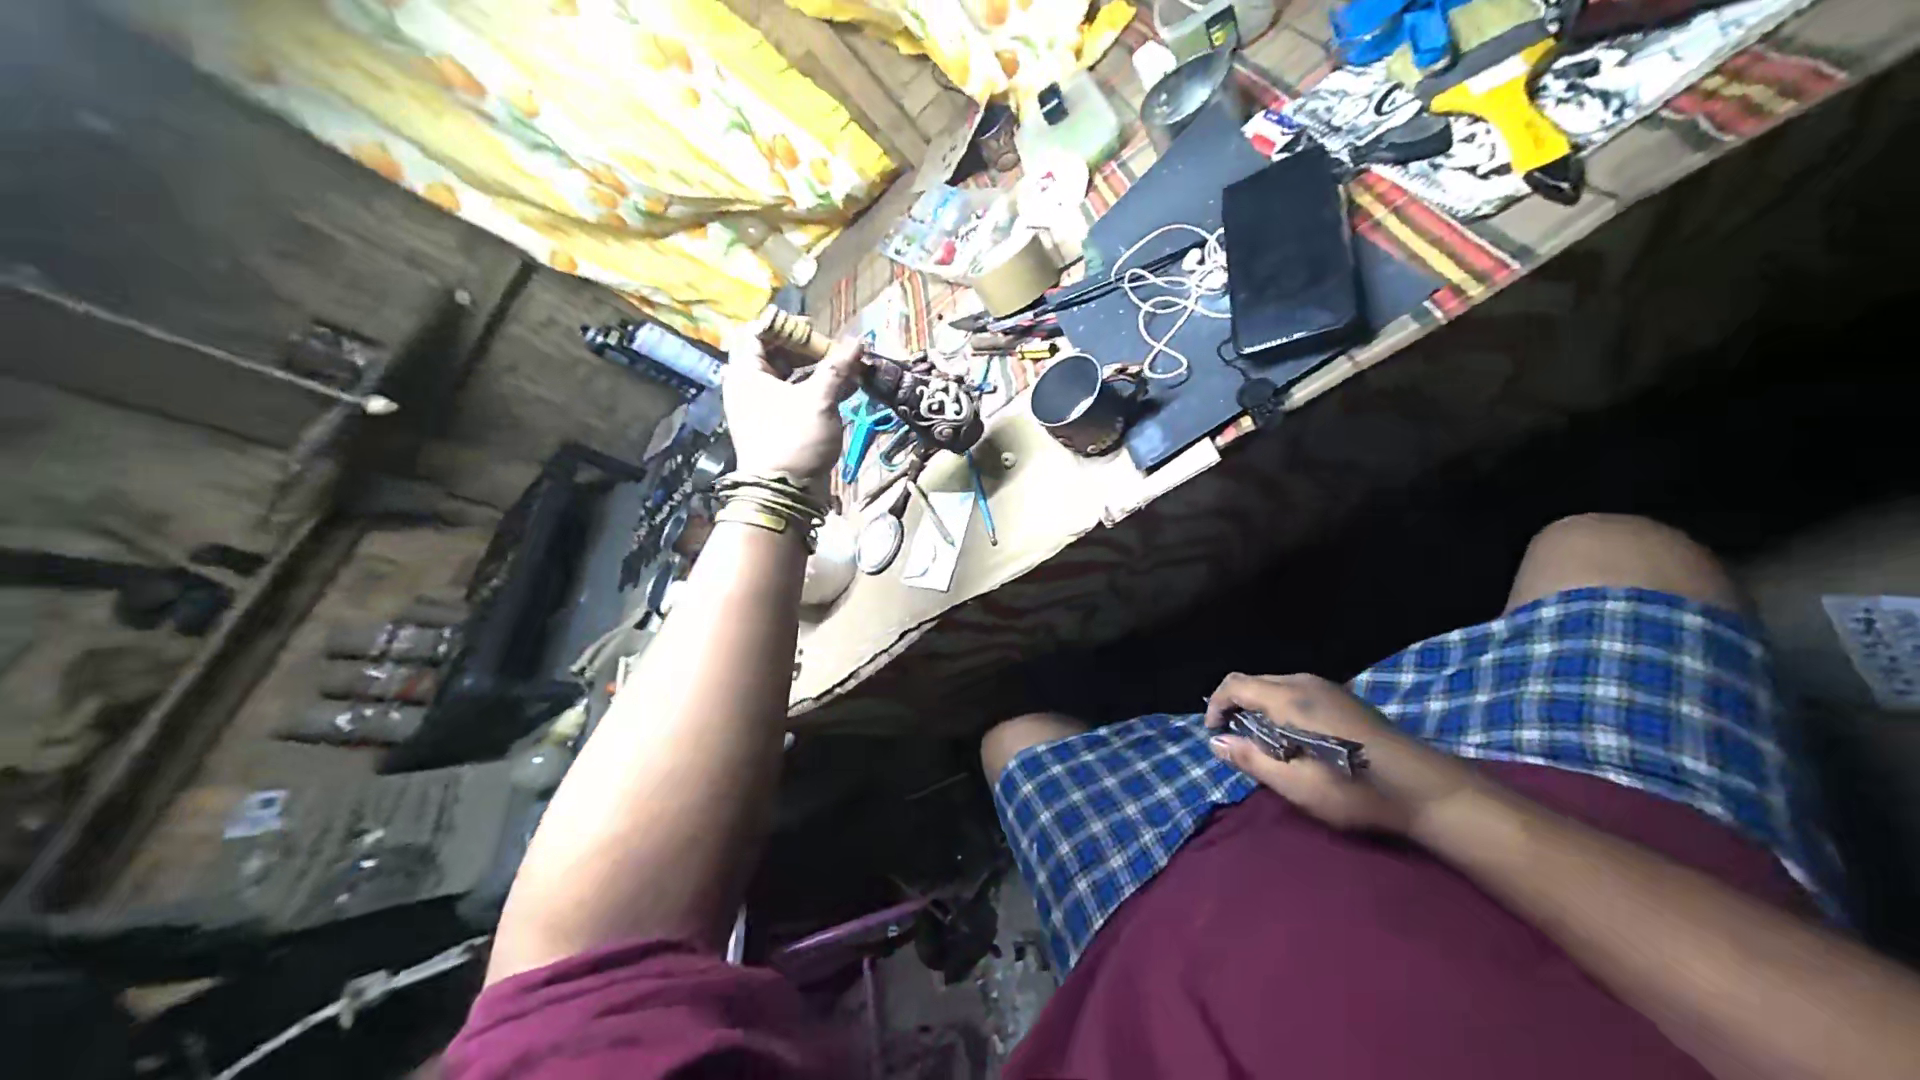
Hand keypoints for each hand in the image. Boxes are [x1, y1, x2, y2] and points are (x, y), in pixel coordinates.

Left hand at [722, 332, 865, 486]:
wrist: (785, 491)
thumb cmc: (795, 439)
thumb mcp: (819, 398)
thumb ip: (837, 366)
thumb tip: (858, 341)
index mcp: (747, 373)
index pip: (757, 333)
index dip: (785, 326)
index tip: (814, 328)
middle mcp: (748, 386)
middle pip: (773, 353)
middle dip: (807, 349)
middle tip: (834, 350)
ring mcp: (761, 407)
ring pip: (787, 376)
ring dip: (816, 370)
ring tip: (845, 369)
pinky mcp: (775, 425)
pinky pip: (793, 396)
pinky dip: (815, 389)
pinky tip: (844, 389)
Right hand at [1204, 673, 1484, 835]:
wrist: (1425, 789)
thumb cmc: (1354, 789)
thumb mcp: (1295, 784)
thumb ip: (1251, 758)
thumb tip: (1216, 742)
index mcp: (1288, 699)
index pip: (1234, 685)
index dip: (1216, 706)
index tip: (1215, 734)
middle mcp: (1304, 683)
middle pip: (1253, 680)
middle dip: (1235, 705)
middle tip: (1237, 740)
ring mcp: (1328, 687)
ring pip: (1275, 684)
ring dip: (1259, 706)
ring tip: (1263, 740)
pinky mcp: (1344, 697)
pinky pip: (1296, 690)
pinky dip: (1280, 706)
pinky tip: (1294, 736)